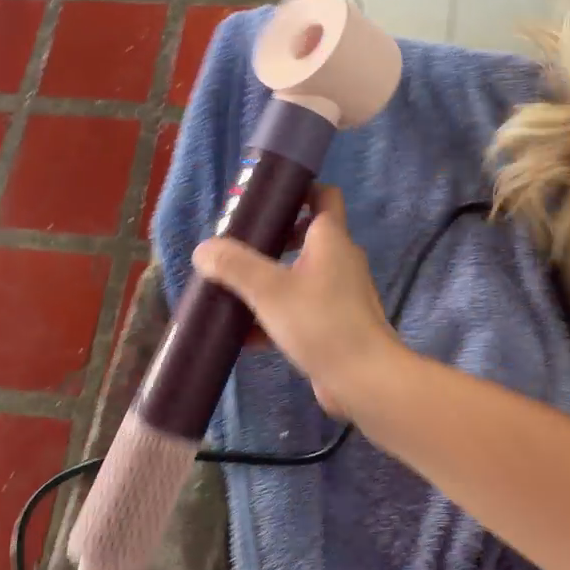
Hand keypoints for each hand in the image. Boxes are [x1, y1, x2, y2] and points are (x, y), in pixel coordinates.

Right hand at [192, 186, 401, 417]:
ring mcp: (343, 293)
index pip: (322, 195)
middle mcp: (341, 259)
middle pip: (307, 236)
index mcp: (331, 238)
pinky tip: (246, 335)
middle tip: (241, 249)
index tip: (265, 199)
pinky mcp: (338, 324)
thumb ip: (235, 266)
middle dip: (273, 241)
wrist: (364, 379)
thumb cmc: (320, 322)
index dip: (298, 190)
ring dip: (271, 281)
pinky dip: (277, 314)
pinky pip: (303, 309)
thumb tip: (204, 249)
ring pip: (301, 276)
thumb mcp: (269, 291)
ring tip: (236, 292)